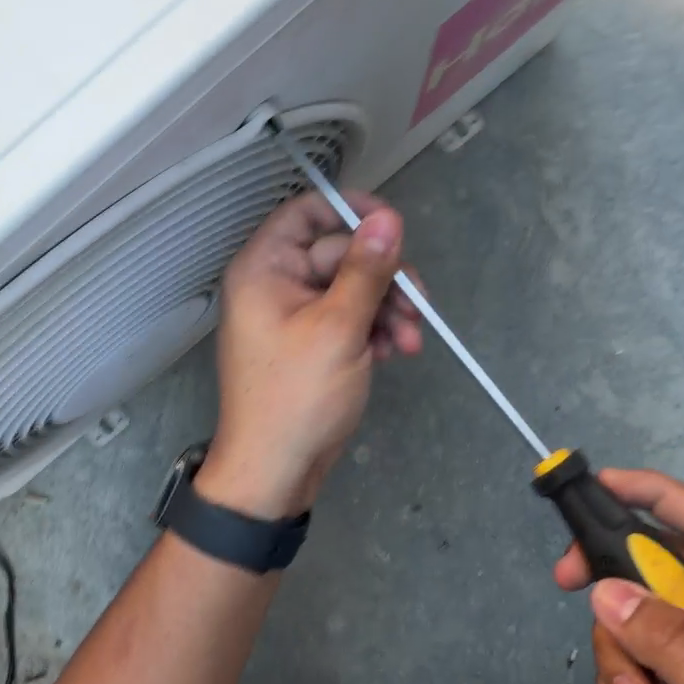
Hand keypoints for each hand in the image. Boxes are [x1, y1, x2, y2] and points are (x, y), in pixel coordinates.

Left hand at [195, 191, 422, 519]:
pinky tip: (394, 353)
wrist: (276, 471)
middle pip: (341, 254)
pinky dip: (374, 331)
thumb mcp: (339, 328)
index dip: (353, 211)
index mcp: (265, 268)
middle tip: (419, 308)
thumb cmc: (298, 396)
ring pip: (352, 289)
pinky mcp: (312, 342)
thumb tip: (390, 218)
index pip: (308, 212)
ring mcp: (294, 315)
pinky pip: (349, 318)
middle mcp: (275, 283)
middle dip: (384, 281)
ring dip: (387, 310)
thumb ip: (366, 270)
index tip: (397, 227)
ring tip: (409, 343)